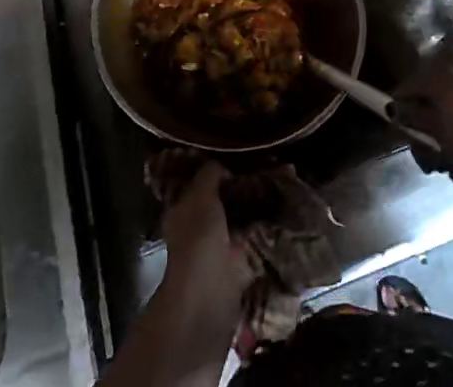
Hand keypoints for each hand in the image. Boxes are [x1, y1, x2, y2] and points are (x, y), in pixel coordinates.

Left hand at [158, 162, 258, 323]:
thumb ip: (208, 176)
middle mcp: (194, 229)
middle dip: (232, 193)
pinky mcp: (233, 268)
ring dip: (246, 213)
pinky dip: (257, 234)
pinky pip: (246, 244)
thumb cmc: (199, 237)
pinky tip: (273, 218)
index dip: (211, 173)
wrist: (209, 292)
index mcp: (180, 211)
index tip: (234, 161)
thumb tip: (220, 166)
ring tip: (270, 192)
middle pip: (215, 204)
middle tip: (258, 174)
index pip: (195, 186)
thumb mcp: (201, 195)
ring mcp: (213, 249)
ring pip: (231, 223)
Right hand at [394, 65, 452, 181]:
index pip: (407, 88)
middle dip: (425, 141)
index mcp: (441, 79)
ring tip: (452, 169)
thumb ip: (411, 118)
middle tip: (428, 162)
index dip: (397, 110)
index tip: (396, 132)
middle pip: (425, 112)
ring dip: (443, 152)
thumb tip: (393, 110)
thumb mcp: (436, 130)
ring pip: (444, 129)